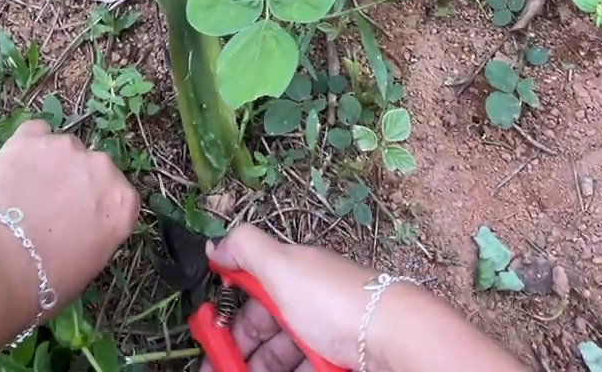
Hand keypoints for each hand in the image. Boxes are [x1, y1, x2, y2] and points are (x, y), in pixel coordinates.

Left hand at [0, 121, 137, 320]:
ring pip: (63, 150)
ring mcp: (66, 146)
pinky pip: (35, 134)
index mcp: (122, 203)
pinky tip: (12, 172)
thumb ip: (97, 233)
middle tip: (49, 212)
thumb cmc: (41, 284)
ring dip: (51, 166)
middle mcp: (102, 166)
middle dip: (76, 185)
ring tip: (23, 196)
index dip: (97, 209)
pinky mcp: (32, 136)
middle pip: (94, 169)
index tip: (80, 223)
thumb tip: (81, 225)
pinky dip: (27, 148)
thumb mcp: (87, 267)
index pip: (118, 197)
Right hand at [201, 223, 380, 369]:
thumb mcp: (281, 265)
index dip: (228, 317)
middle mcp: (308, 302)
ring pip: (285, 355)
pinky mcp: (339, 360)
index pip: (251, 294)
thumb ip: (245, 248)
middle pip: (266, 330)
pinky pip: (306, 368)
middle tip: (223, 370)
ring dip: (262, 367)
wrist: (392, 335)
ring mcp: (326, 334)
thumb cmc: (334, 300)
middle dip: (241, 352)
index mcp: (291, 275)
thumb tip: (215, 243)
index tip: (210, 340)